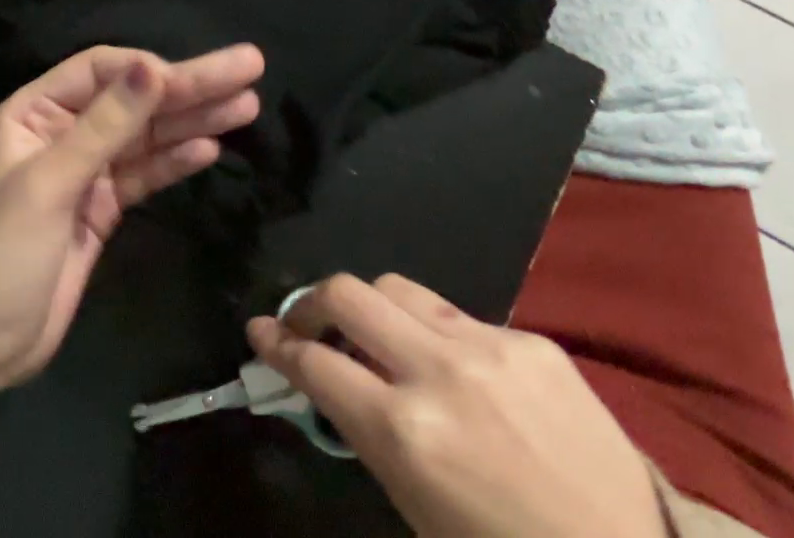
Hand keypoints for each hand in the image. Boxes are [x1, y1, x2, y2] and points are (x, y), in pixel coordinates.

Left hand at [0, 44, 264, 414]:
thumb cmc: (3, 256)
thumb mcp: (50, 184)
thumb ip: (105, 126)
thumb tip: (153, 67)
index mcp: (34, 113)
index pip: (100, 71)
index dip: (150, 69)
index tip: (197, 78)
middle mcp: (62, 132)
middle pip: (134, 99)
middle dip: (190, 85)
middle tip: (250, 66)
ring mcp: (86, 171)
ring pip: (148, 135)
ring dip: (195, 120)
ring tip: (248, 104)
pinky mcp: (104, 207)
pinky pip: (147, 173)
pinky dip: (177, 160)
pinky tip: (212, 146)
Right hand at [249, 274, 666, 537]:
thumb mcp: (414, 505)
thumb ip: (367, 431)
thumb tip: (329, 379)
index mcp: (405, 431)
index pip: (315, 363)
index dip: (277, 344)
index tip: (260, 332)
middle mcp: (440, 372)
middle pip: (348, 294)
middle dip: (311, 303)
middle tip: (307, 325)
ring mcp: (491, 347)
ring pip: (399, 288)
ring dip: (371, 308)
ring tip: (375, 338)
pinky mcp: (533, 340)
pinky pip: (459, 316)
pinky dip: (434, 334)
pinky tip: (454, 370)